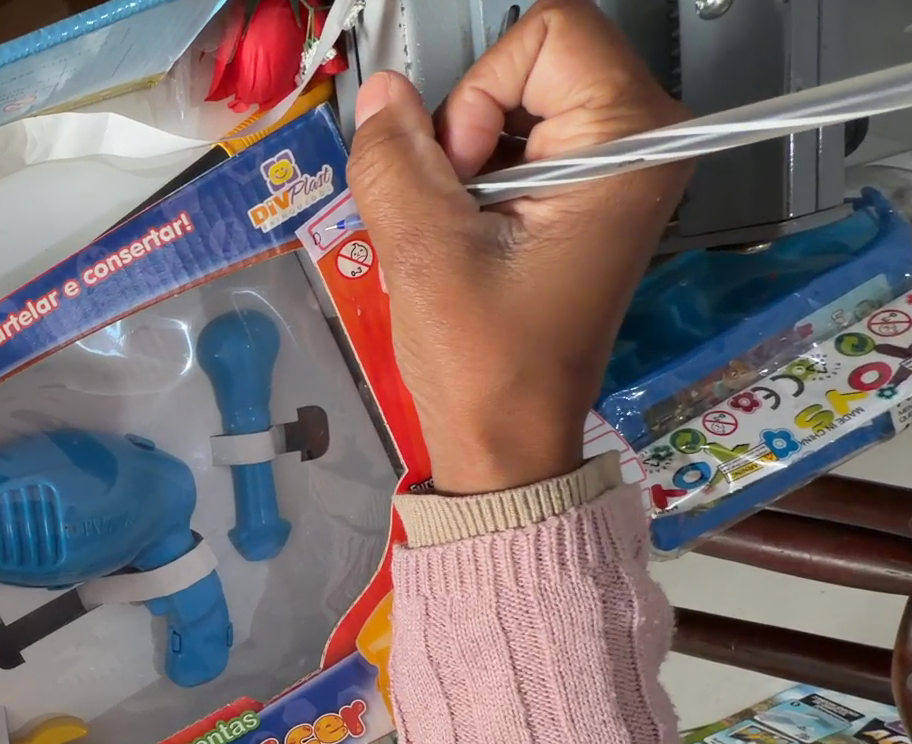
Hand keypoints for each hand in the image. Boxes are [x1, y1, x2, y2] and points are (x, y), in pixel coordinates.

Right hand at [346, 0, 691, 493]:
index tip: (460, 180)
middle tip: (448, 217)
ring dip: (452, 171)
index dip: (476, 98)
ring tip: (447, 239)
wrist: (502, 432)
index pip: (544, 34)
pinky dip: (462, 190)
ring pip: (504, 113)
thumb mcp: (424, 254)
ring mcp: (606, 172)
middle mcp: (636, 142)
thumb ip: (394, 163)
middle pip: (524, 69)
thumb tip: (379, 94)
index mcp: (627, 142)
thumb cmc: (481, 357)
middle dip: (460, 136)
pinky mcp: (574, 201)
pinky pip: (505, 154)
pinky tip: (452, 244)